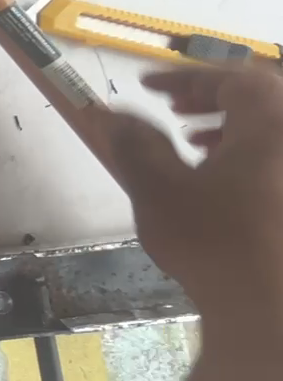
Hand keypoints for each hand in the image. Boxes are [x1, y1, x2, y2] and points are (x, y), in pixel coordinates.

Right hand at [99, 65, 282, 327]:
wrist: (274, 303)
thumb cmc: (212, 240)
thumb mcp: (157, 189)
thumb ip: (136, 144)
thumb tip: (113, 112)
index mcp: (273, 127)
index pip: (237, 80)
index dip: (189, 77)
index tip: (148, 87)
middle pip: (271, 96)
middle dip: (220, 96)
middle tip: (176, 108)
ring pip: (281, 126)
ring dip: (243, 123)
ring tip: (200, 142)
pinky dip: (262, 149)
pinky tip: (233, 174)